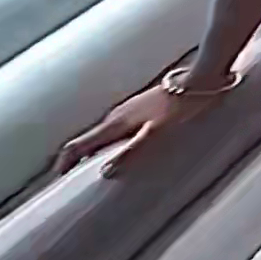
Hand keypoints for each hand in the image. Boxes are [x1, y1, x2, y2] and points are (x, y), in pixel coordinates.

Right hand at [54, 81, 216, 176]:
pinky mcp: (144, 104)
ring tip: (100, 164)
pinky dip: (116, 138)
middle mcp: (117, 115)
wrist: (202, 78)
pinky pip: (121, 125)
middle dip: (78, 158)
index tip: (58, 181)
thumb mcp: (157, 130)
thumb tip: (105, 172)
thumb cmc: (181, 105)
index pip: (76, 145)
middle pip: (88, 139)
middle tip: (76, 177)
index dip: (63, 164)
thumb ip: (132, 150)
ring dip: (97, 148)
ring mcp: (130, 107)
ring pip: (104, 131)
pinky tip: (128, 143)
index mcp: (115, 123)